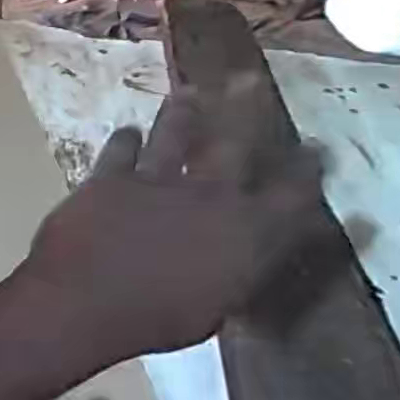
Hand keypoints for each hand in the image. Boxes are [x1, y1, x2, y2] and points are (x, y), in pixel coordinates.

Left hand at [14, 76, 325, 359]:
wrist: (83, 301)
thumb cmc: (153, 320)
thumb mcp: (214, 306)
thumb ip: (233, 271)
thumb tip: (244, 256)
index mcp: (248, 234)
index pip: (293, 195)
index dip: (307, 169)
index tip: (316, 147)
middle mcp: (208, 198)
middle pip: (236, 145)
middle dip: (246, 109)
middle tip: (250, 79)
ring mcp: (155, 183)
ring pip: (175, 135)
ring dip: (181, 112)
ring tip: (187, 91)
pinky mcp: (107, 180)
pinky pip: (119, 150)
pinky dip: (123, 139)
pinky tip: (125, 131)